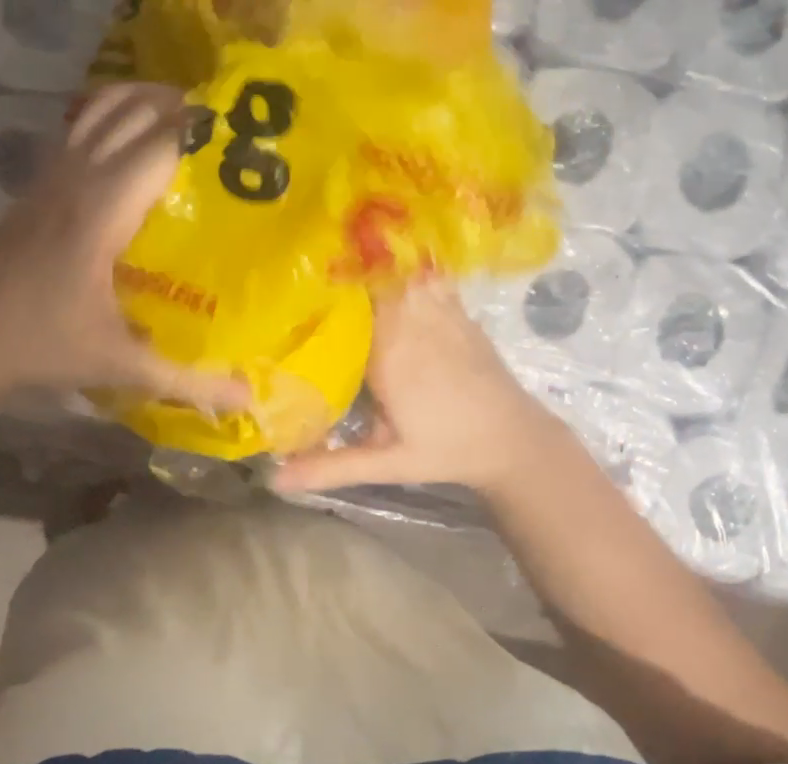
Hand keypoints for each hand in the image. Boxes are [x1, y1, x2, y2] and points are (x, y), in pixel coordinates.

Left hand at [0, 83, 249, 413]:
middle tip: (223, 140)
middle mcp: (77, 178)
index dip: (207, 135)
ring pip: (100, 111)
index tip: (246, 148)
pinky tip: (128, 156)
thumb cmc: (42, 346)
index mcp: (102, 209)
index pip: (163, 143)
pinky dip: (110, 124)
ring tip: (182, 129)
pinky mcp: (34, 188)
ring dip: (141, 107)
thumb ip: (185, 379)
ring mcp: (50, 177)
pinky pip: (78, 132)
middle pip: (134, 111)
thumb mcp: (119, 364)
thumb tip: (247, 397)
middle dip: (180, 111)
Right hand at [272, 284, 563, 494]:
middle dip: (342, 270)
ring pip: (402, 269)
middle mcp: (416, 322)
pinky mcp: (459, 312)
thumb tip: (274, 480)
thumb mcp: (386, 463)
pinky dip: (405, 268)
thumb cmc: (446, 450)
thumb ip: (330, 467)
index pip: (350, 301)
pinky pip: (427, 276)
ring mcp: (442, 311)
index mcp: (392, 352)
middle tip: (308, 272)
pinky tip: (388, 271)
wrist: (513, 440)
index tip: (292, 284)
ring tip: (342, 260)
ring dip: (374, 263)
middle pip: (373, 275)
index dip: (322, 286)